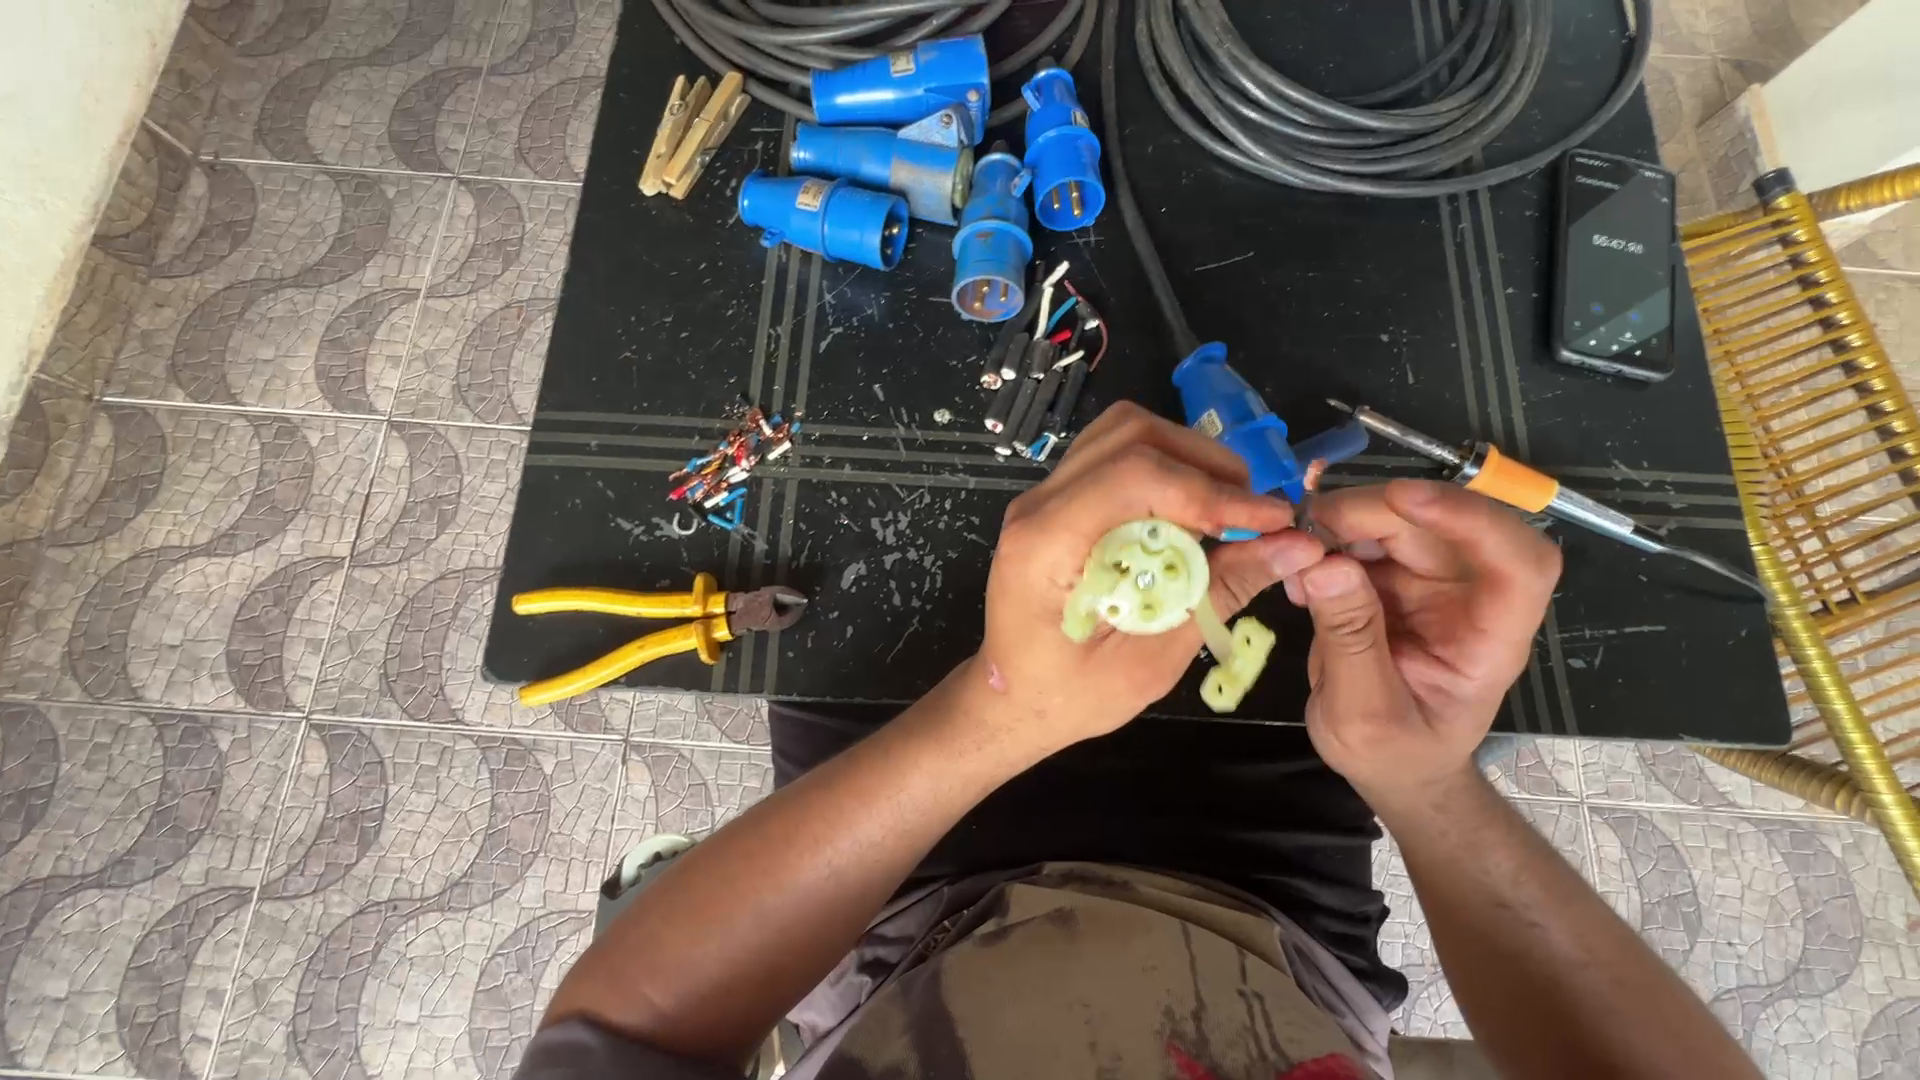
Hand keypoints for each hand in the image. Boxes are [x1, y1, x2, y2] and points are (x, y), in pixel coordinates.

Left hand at [971, 403, 1326, 756]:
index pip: (1135, 476)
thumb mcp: (1150, 661)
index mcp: (1046, 544)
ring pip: (1123, 433)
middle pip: (1130, 436)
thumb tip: (1296, 545)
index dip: (1212, 490)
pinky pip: (1114, 455)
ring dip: (1187, 458)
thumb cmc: (1070, 696)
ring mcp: (1043, 497)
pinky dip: (1164, 468)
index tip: (1272, 520)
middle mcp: (1037, 505)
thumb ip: (1218, 593)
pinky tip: (1192, 510)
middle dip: (1206, 464)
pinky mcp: (1057, 501)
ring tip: (1228, 508)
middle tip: (1254, 514)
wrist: (1013, 696)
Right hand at [1289, 479, 1560, 814]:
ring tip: (1292, 552)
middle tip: (1307, 525)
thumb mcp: (1364, 713)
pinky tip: (1295, 571)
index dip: (1473, 519)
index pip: (1518, 563)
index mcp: (1490, 639)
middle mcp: (1468, 600)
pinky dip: (1325, 543)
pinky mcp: (1391, 582)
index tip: (1403, 499)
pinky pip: (1362, 541)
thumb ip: (1348, 639)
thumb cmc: (1394, 754)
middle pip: (1441, 529)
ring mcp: (1430, 586)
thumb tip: (1324, 564)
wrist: (1389, 765)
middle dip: (1376, 514)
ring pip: (1398, 524)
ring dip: (1343, 523)